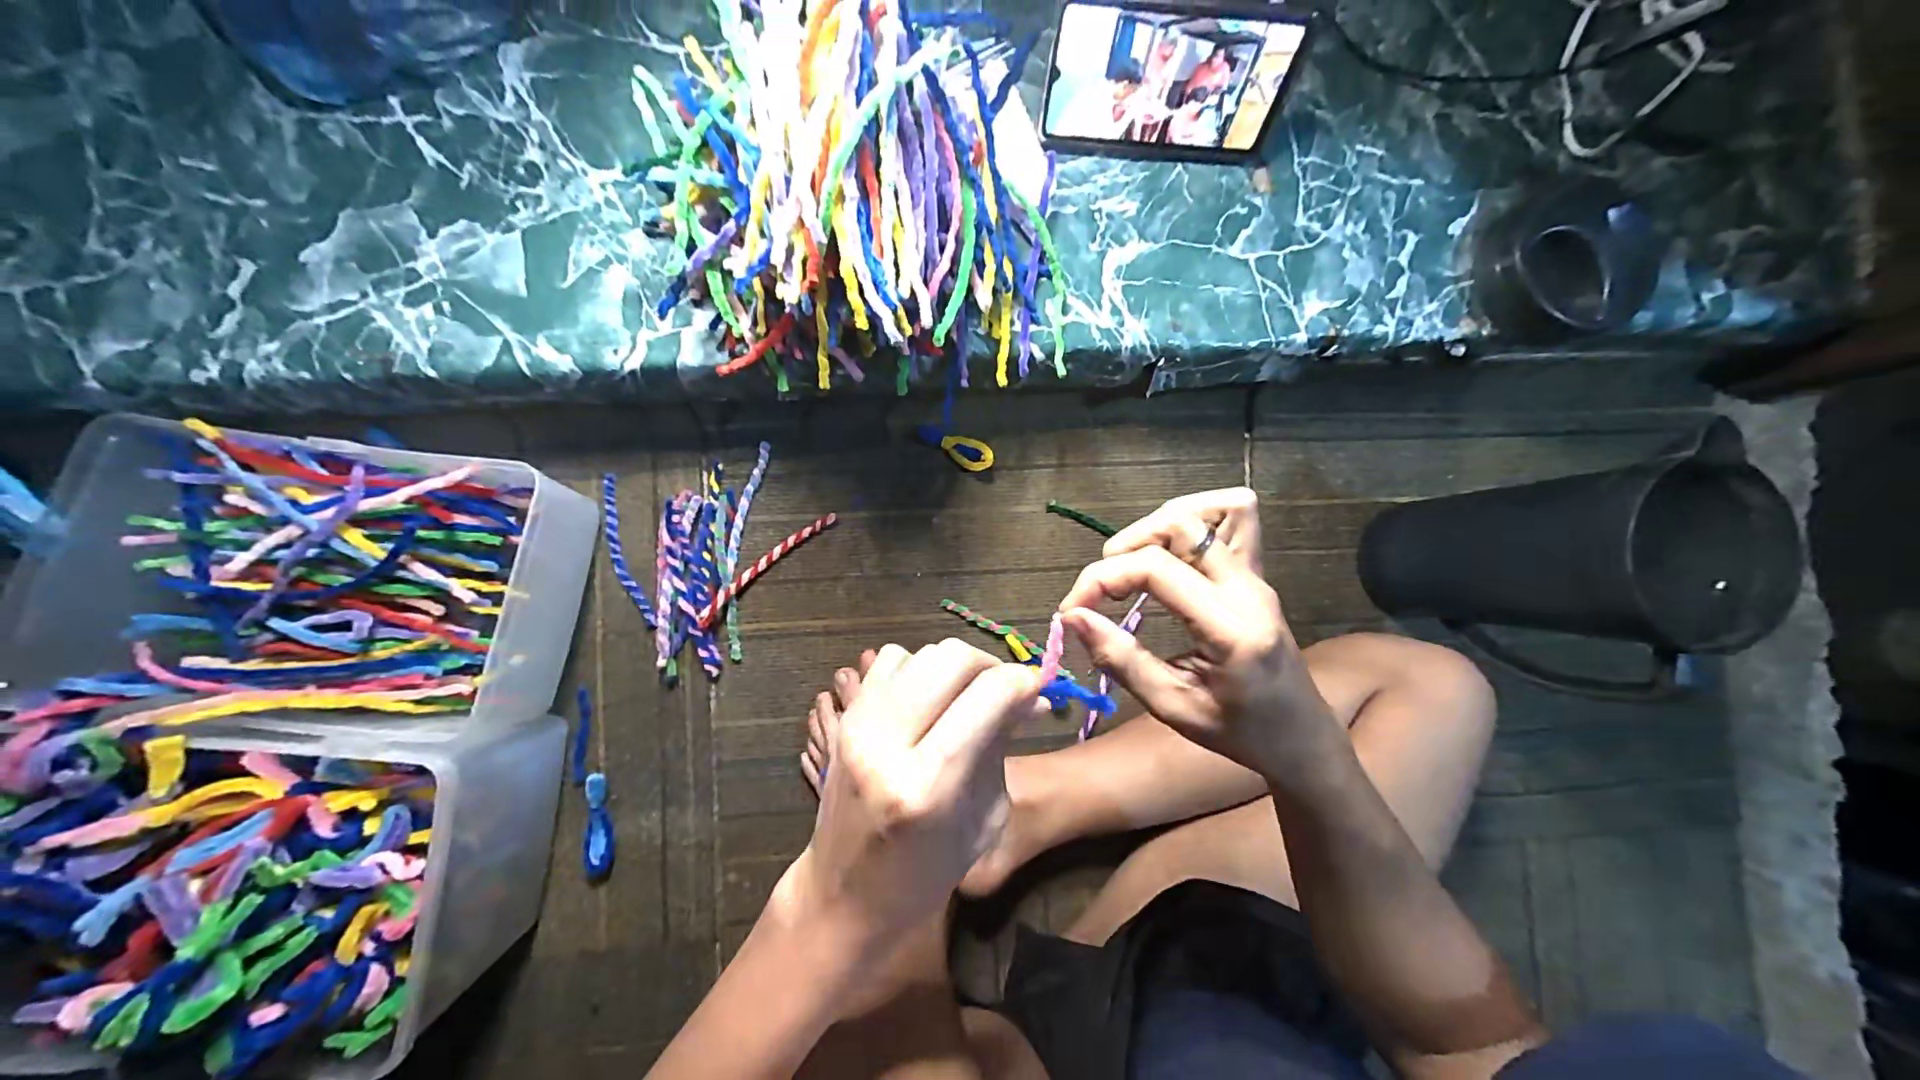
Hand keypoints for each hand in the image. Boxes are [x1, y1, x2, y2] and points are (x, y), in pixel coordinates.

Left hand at [775, 640, 1041, 951]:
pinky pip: (888, 663)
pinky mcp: (844, 719)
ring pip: (919, 653)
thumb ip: (1002, 744)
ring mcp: (856, 726)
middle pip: (950, 657)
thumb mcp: (984, 816)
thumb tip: (1031, 693)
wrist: (845, 894)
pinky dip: (917, 669)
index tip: (1035, 691)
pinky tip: (928, 700)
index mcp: (928, 785)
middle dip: (989, 666)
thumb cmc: (927, 874)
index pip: (988, 694)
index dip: (1022, 682)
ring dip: (952, 667)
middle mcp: (886, 744)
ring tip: (964, 697)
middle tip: (1002, 691)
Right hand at [1056, 488, 1341, 779]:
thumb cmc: (1238, 731)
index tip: (1073, 610)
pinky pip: (1234, 518)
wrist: (1299, 735)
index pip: (1156, 568)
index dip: (1102, 579)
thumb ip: (1121, 659)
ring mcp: (1256, 576)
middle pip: (1181, 526)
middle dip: (1127, 546)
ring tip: (1132, 563)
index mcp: (1231, 629)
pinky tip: (1169, 548)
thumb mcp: (1173, 707)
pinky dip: (1194, 518)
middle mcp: (1248, 589)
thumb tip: (1073, 618)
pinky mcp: (1255, 573)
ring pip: (1211, 511)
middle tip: (1103, 587)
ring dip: (1158, 526)